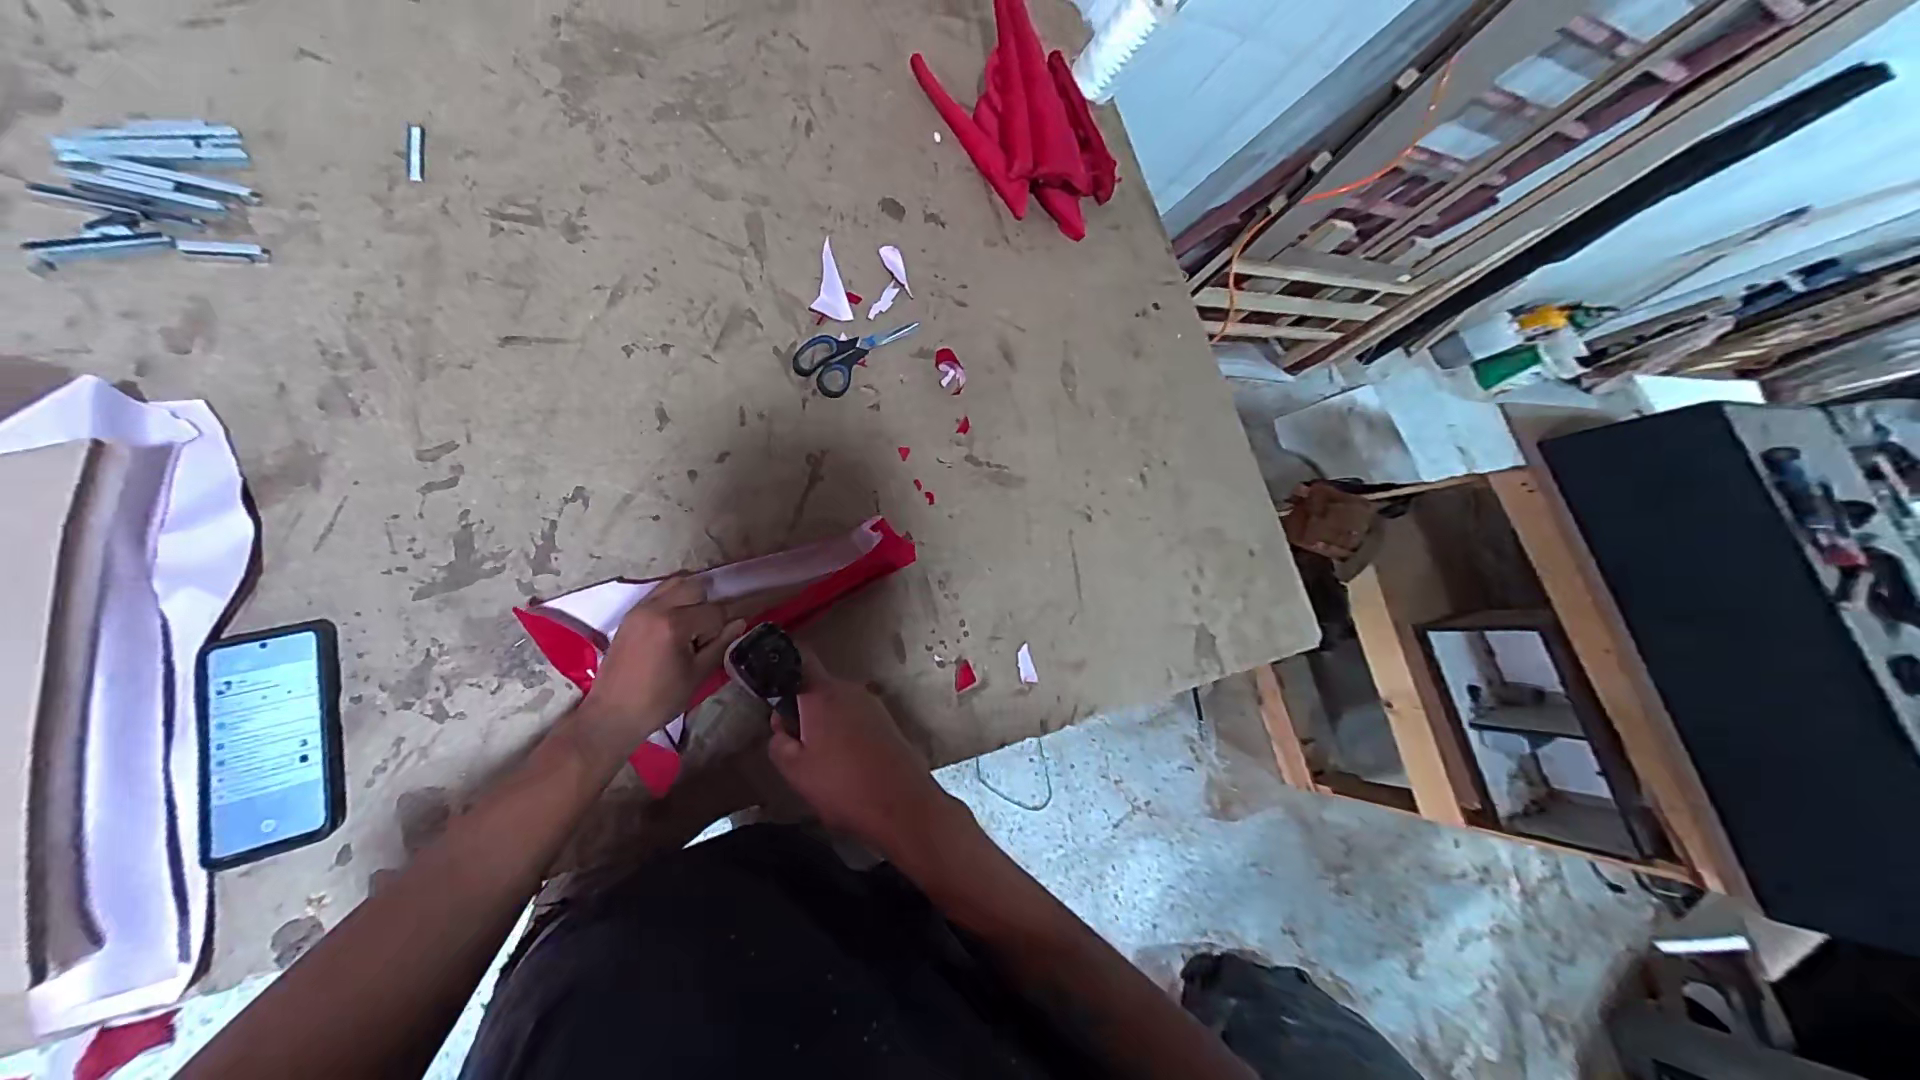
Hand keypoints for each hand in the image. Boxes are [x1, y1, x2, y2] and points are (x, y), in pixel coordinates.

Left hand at [576, 576, 743, 759]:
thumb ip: (720, 644)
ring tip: (694, 624)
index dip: (728, 620)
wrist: (612, 714)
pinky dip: (674, 600)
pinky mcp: (630, 615)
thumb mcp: (697, 674)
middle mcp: (655, 608)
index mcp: (674, 624)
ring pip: (675, 584)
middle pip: (695, 587)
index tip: (737, 626)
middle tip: (710, 630)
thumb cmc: (659, 699)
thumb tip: (739, 622)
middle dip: (709, 604)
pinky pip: (659, 594)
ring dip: (691, 597)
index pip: (714, 611)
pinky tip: (677, 624)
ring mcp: (640, 609)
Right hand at [767, 648, 961, 855]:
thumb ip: (778, 742)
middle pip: (818, 688)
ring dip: (825, 723)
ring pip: (838, 705)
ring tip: (823, 761)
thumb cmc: (843, 786)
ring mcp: (873, 704)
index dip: (782, 664)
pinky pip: (856, 718)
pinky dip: (846, 733)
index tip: (770, 682)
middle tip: (794, 743)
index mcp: (823, 694)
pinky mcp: (888, 722)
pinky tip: (847, 765)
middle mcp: (850, 690)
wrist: (903, 805)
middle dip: (803, 709)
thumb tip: (782, 725)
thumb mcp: (795, 771)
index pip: (800, 659)